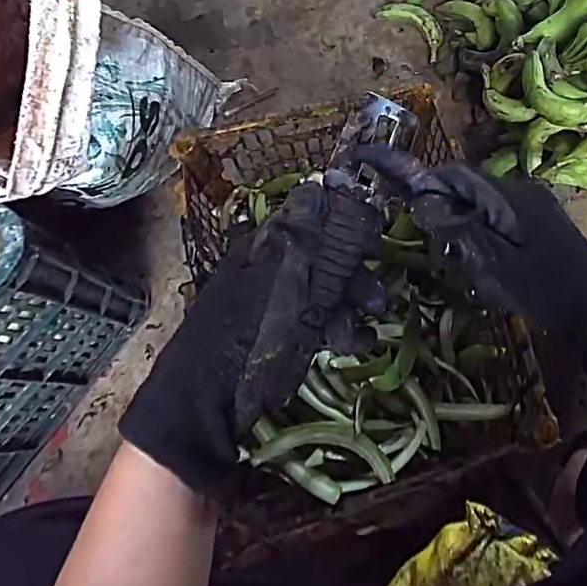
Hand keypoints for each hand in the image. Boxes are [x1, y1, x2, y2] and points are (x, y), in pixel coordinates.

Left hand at [119, 182, 385, 496]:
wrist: (206, 404)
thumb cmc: (252, 335)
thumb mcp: (289, 280)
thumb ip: (312, 235)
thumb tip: (326, 181)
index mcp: (270, 241)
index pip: (314, 209)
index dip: (349, 216)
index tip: (376, 233)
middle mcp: (273, 261)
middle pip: (326, 248)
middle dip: (357, 267)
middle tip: (380, 287)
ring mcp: (276, 296)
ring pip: (325, 283)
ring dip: (354, 298)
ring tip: (373, 320)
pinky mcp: (280, 328)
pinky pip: (317, 315)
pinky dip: (339, 324)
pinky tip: (359, 341)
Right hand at [354, 147, 586, 399]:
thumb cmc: (545, 289)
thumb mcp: (494, 263)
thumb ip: (458, 229)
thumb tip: (421, 201)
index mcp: (509, 196)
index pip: (457, 174)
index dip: (427, 182)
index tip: (404, 199)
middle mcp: (521, 191)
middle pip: (469, 189)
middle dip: (448, 211)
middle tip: (439, 245)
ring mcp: (533, 206)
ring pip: (483, 205)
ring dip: (466, 227)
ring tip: (468, 265)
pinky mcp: (540, 223)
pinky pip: (500, 218)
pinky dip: (485, 236)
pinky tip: (489, 267)